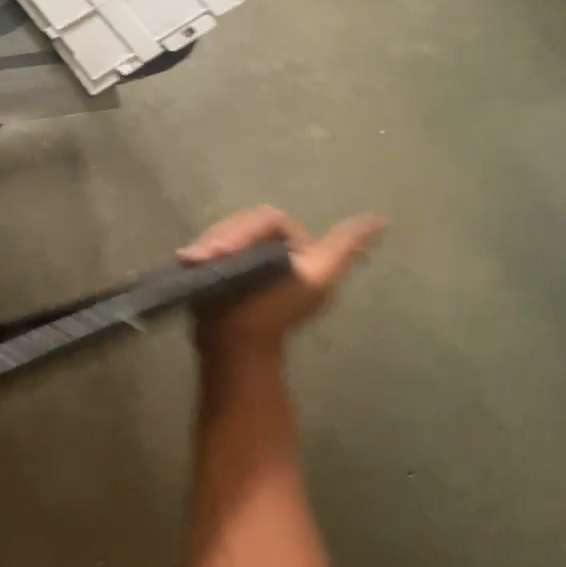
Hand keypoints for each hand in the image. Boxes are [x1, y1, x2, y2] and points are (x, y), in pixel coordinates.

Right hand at [179, 206, 385, 357]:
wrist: (235, 346)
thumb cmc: (274, 313)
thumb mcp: (316, 279)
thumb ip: (343, 249)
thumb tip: (379, 220)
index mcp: (298, 250)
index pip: (267, 221)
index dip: (244, 230)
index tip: (224, 251)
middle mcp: (271, 252)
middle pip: (241, 225)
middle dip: (220, 239)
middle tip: (201, 257)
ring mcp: (243, 261)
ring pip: (220, 236)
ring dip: (205, 246)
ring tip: (190, 260)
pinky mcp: (218, 270)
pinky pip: (207, 249)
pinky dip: (196, 253)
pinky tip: (186, 260)